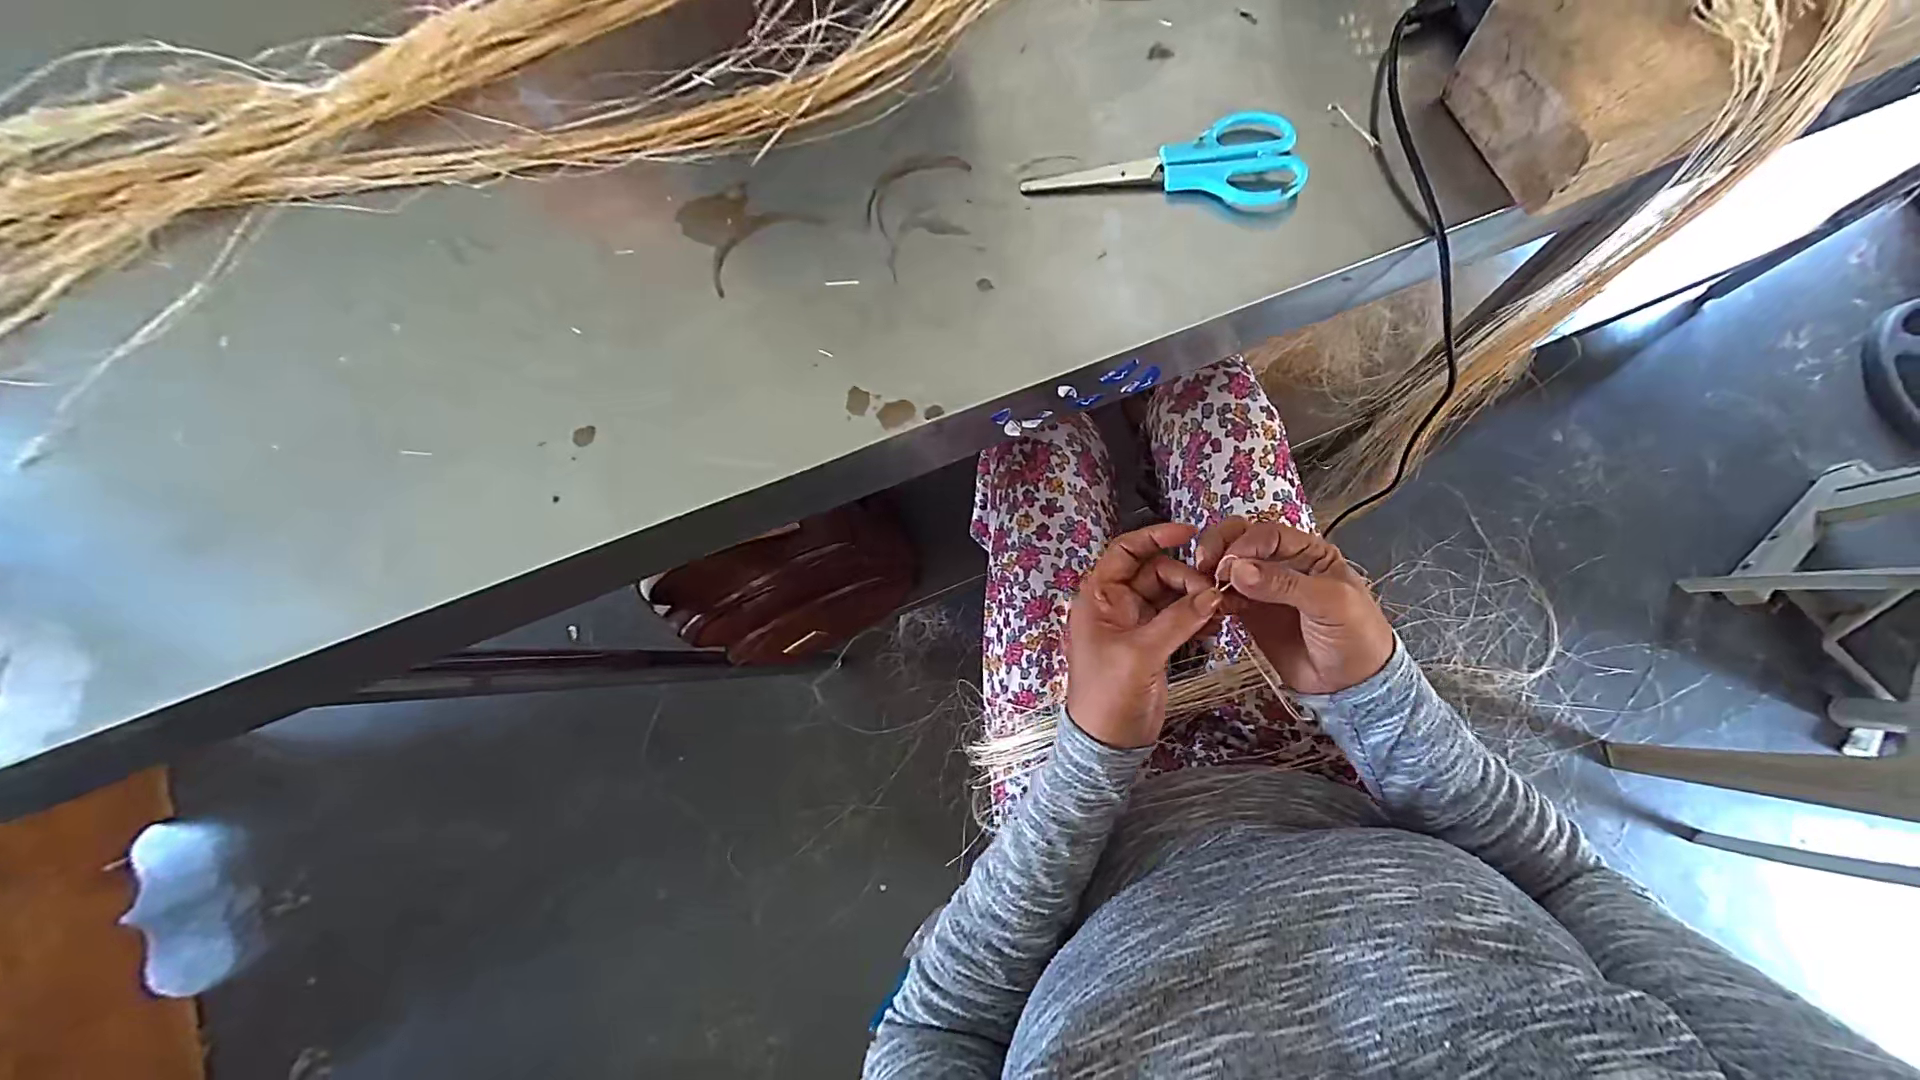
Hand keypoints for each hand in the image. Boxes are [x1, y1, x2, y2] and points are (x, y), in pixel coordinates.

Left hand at [1065, 523, 1225, 747]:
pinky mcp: (1154, 642)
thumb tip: (1212, 594)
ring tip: (1222, 609)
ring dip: (1196, 597)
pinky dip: (1197, 616)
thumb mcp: (1140, 653)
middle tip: (1214, 595)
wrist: (1109, 741)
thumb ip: (1176, 620)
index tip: (1189, 532)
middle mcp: (1116, 604)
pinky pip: (1179, 617)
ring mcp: (1136, 623)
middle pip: (1155, 571)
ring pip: (1171, 594)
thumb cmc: (1109, 694)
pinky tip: (1217, 623)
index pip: (1124, 551)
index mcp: (1099, 597)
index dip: (1154, 537)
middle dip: (1186, 577)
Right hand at [1193, 517, 1393, 694]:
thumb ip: (1284, 584)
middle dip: (1219, 546)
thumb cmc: (1354, 637)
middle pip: (1240, 538)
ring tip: (1202, 588)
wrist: (1349, 685)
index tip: (1228, 564)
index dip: (1244, 544)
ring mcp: (1261, 587)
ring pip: (1226, 564)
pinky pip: (1222, 595)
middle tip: (1204, 565)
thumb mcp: (1330, 604)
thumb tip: (1236, 569)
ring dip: (1209, 570)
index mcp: (1308, 552)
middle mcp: (1281, 563)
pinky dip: (1210, 597)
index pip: (1267, 534)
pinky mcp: (1246, 610)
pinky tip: (1208, 607)